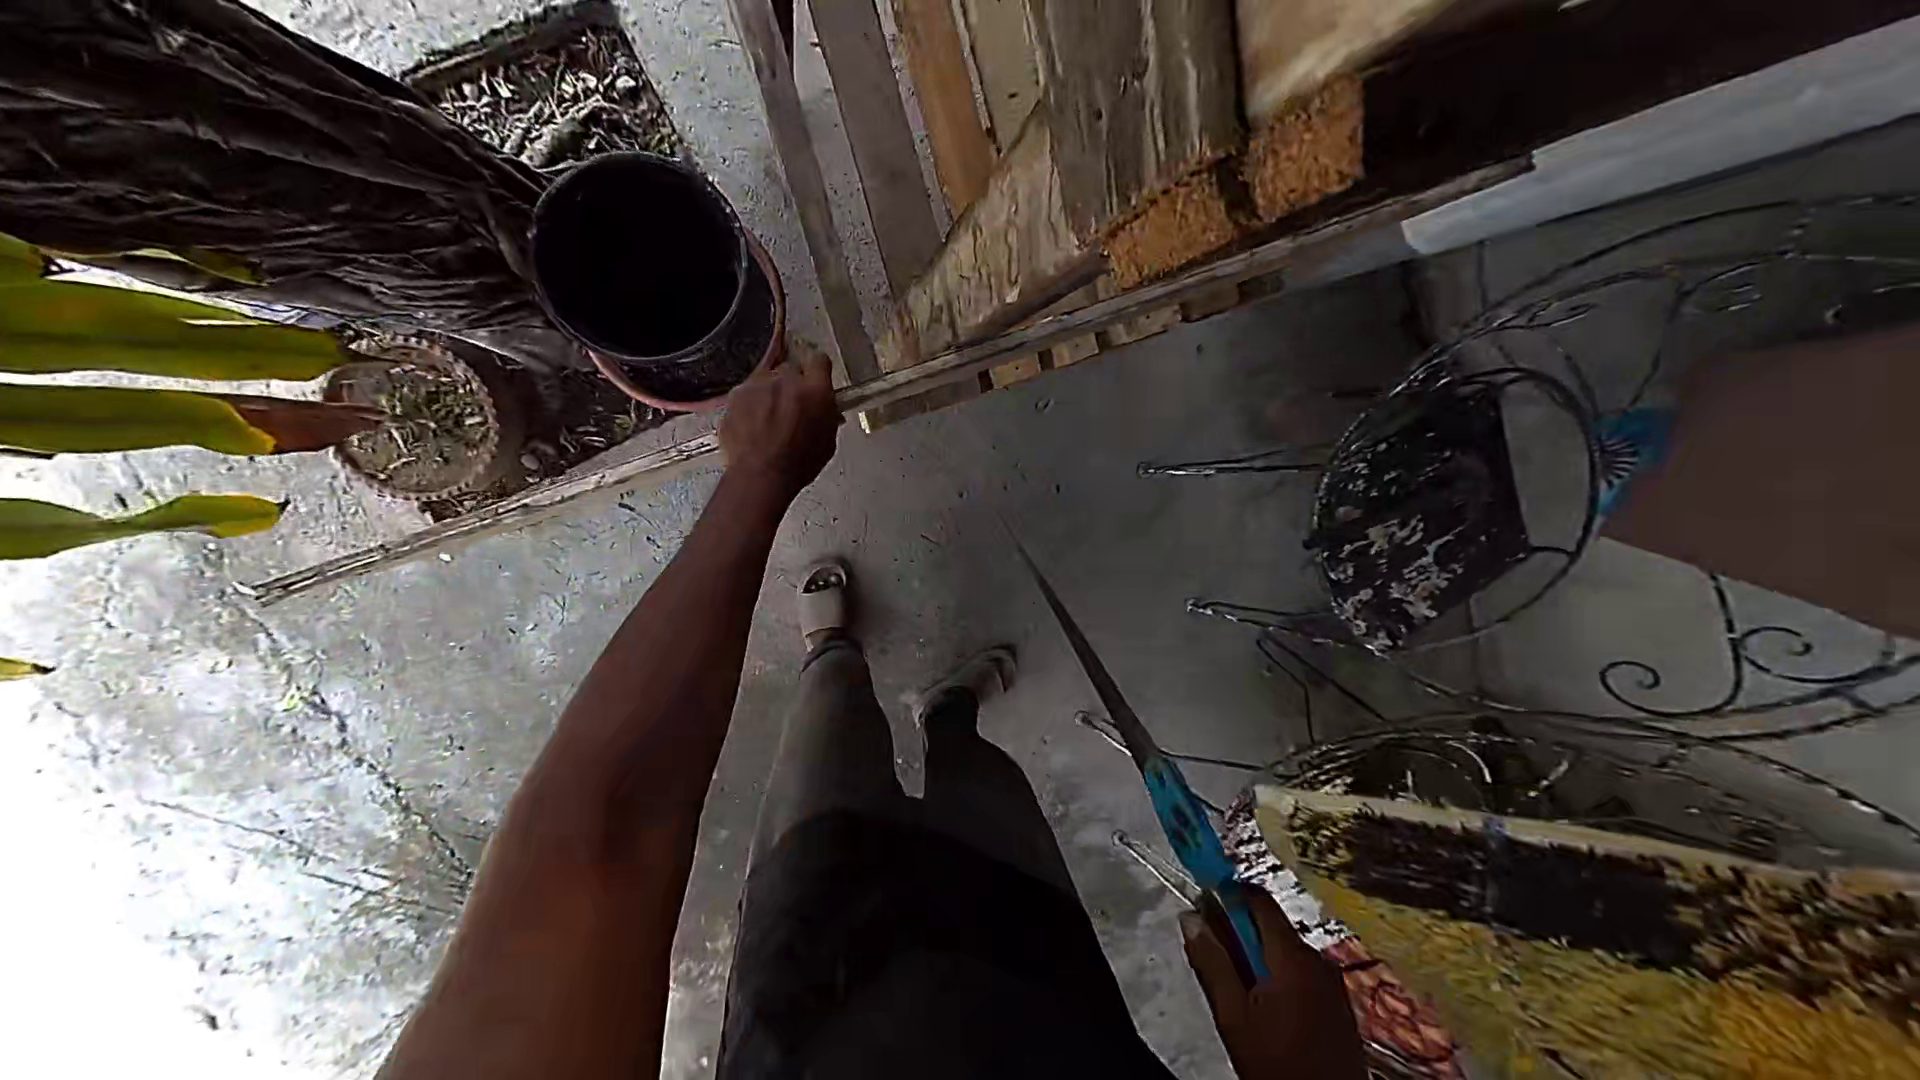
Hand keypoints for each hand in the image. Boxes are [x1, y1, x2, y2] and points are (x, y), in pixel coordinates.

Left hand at [719, 342, 842, 499]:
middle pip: (790, 369)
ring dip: (770, 394)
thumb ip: (828, 415)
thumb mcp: (827, 441)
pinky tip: (755, 426)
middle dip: (792, 384)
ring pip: (766, 379)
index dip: (817, 369)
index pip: (819, 360)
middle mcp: (786, 380)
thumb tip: (827, 410)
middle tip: (793, 407)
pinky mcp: (736, 395)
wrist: (761, 475)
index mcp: (815, 390)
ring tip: (771, 421)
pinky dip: (750, 405)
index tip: (816, 375)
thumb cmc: (796, 464)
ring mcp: (758, 385)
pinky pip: (747, 393)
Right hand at [1182, 888, 1366, 1079]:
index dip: (1228, 894)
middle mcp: (1318, 961)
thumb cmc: (1277, 1067)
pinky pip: (1300, 971)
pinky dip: (1278, 974)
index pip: (1258, 900)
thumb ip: (1211, 962)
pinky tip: (1264, 1006)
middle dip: (1238, 933)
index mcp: (1293, 957)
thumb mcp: (1233, 1016)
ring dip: (1256, 956)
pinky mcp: (1339, 1004)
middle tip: (1213, 956)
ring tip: (1237, 989)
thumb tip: (1189, 917)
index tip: (1204, 904)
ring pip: (1282, 949)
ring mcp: (1332, 983)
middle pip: (1269, 926)